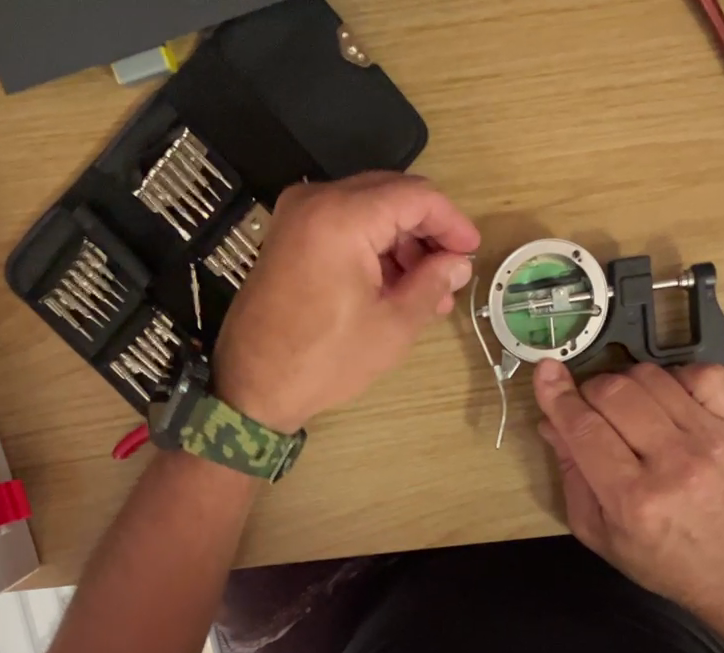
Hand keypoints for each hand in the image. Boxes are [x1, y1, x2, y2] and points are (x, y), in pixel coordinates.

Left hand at [212, 173, 479, 432]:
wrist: (252, 387)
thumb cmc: (324, 361)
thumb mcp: (392, 326)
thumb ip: (431, 284)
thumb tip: (457, 264)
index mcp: (343, 217)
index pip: (416, 196)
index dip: (452, 222)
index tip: (471, 252)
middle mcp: (316, 201)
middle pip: (391, 194)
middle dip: (427, 231)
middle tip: (451, 272)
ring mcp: (296, 216)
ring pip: (367, 209)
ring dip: (401, 242)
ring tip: (427, 291)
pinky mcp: (287, 236)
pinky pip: (342, 225)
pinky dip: (372, 247)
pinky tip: (393, 285)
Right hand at [533, 360, 723, 614]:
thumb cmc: (653, 556)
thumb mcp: (595, 530)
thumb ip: (571, 473)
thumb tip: (550, 420)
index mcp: (633, 499)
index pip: (585, 429)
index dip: (559, 397)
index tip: (545, 374)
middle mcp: (673, 463)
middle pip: (615, 393)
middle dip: (589, 392)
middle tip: (588, 411)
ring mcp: (709, 440)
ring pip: (651, 377)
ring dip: (626, 384)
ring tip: (624, 411)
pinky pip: (702, 373)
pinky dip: (674, 377)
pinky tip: (664, 400)